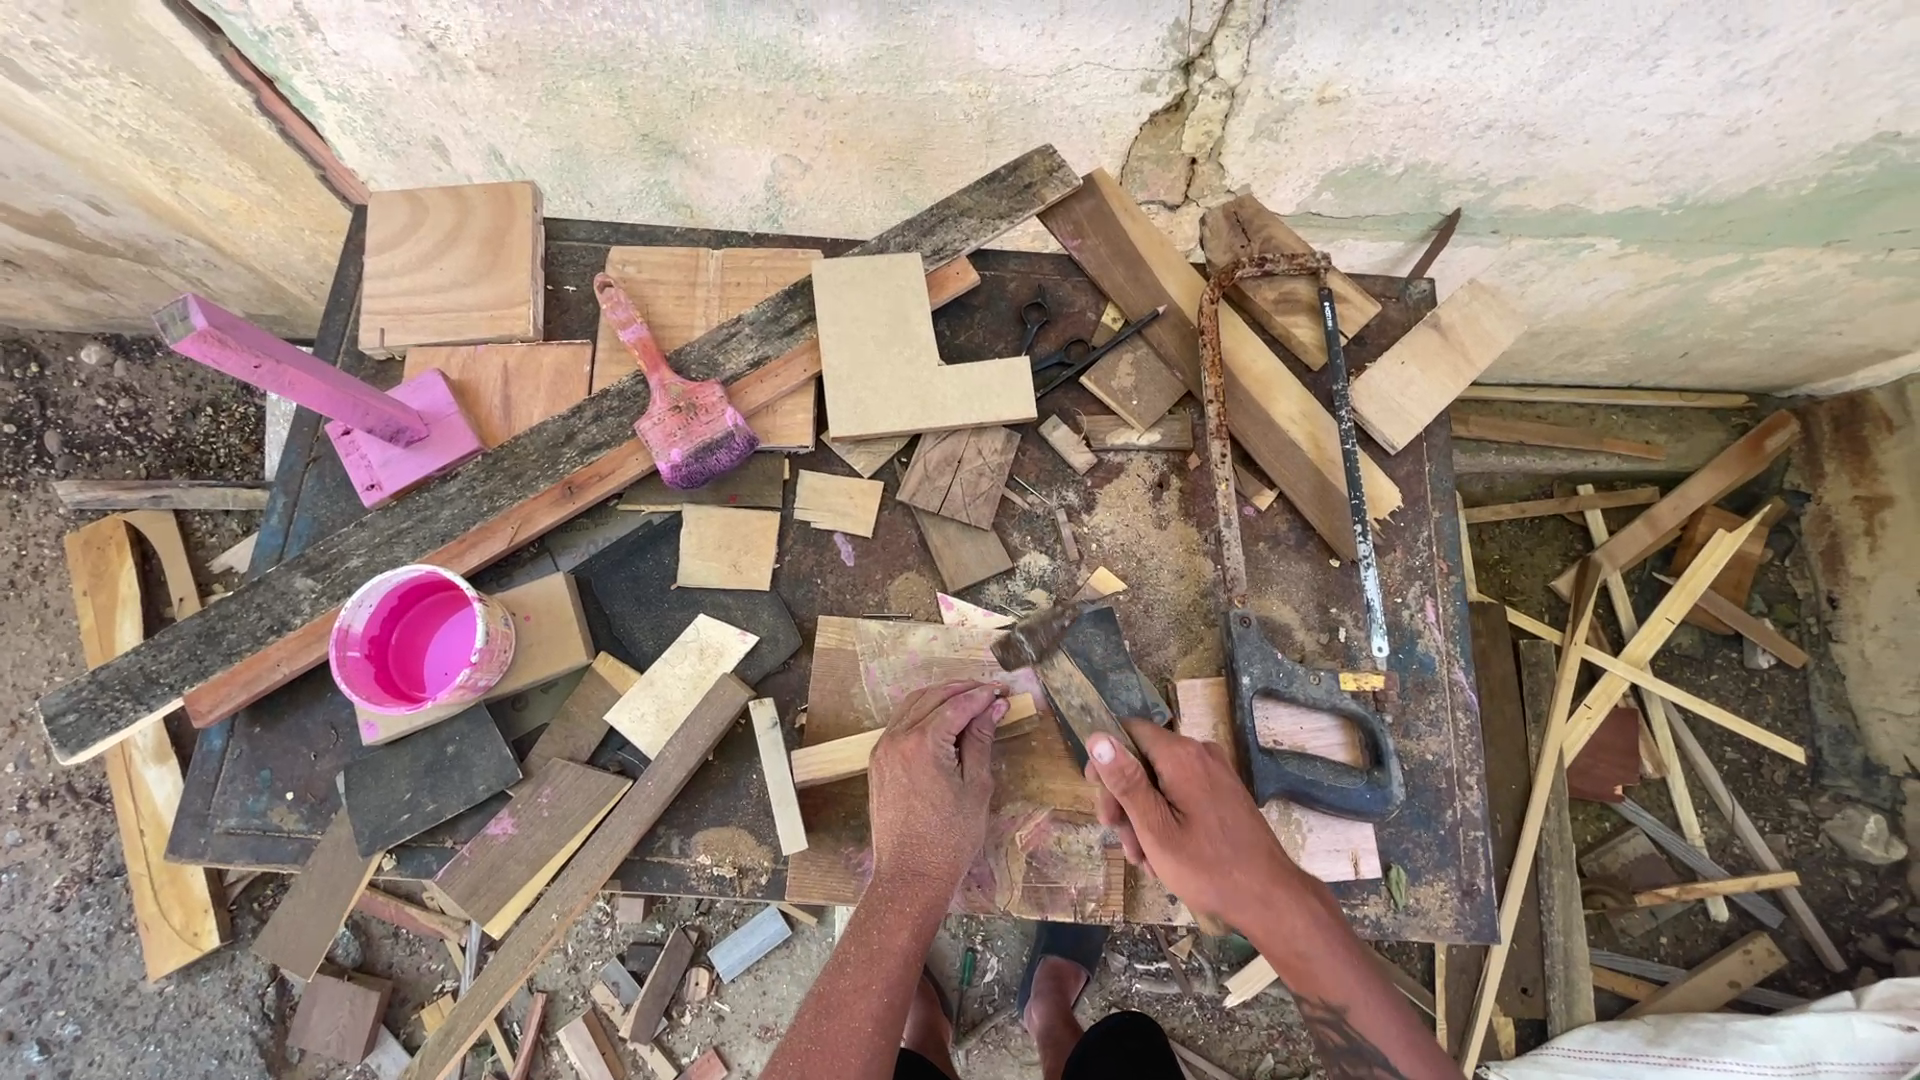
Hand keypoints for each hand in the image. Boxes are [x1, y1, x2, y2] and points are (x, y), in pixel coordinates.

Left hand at [867, 680, 1007, 897]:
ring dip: (940, 696)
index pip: (957, 705)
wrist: (910, 876)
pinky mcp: (878, 761)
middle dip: (962, 690)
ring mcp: (883, 749)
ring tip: (968, 699)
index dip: (982, 695)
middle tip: (989, 691)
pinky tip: (942, 719)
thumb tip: (993, 707)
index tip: (1001, 691)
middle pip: (932, 697)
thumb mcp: (976, 786)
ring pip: (912, 705)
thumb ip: (981, 740)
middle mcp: (897, 739)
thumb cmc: (949, 839)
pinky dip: (922, 712)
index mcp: (922, 744)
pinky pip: (900, 722)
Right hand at [1084, 721, 1303, 930]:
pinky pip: (1182, 792)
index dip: (1106, 758)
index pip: (1129, 730)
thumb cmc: (1207, 867)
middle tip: (1118, 837)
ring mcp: (1216, 772)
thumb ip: (1125, 781)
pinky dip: (1166, 816)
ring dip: (1143, 814)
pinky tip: (1162, 854)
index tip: (1096, 792)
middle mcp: (1200, 753)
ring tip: (1142, 858)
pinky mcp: (1224, 792)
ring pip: (1161, 780)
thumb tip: (1096, 737)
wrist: (1270, 898)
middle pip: (1144, 759)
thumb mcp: (1155, 828)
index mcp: (1180, 755)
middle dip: (1125, 797)